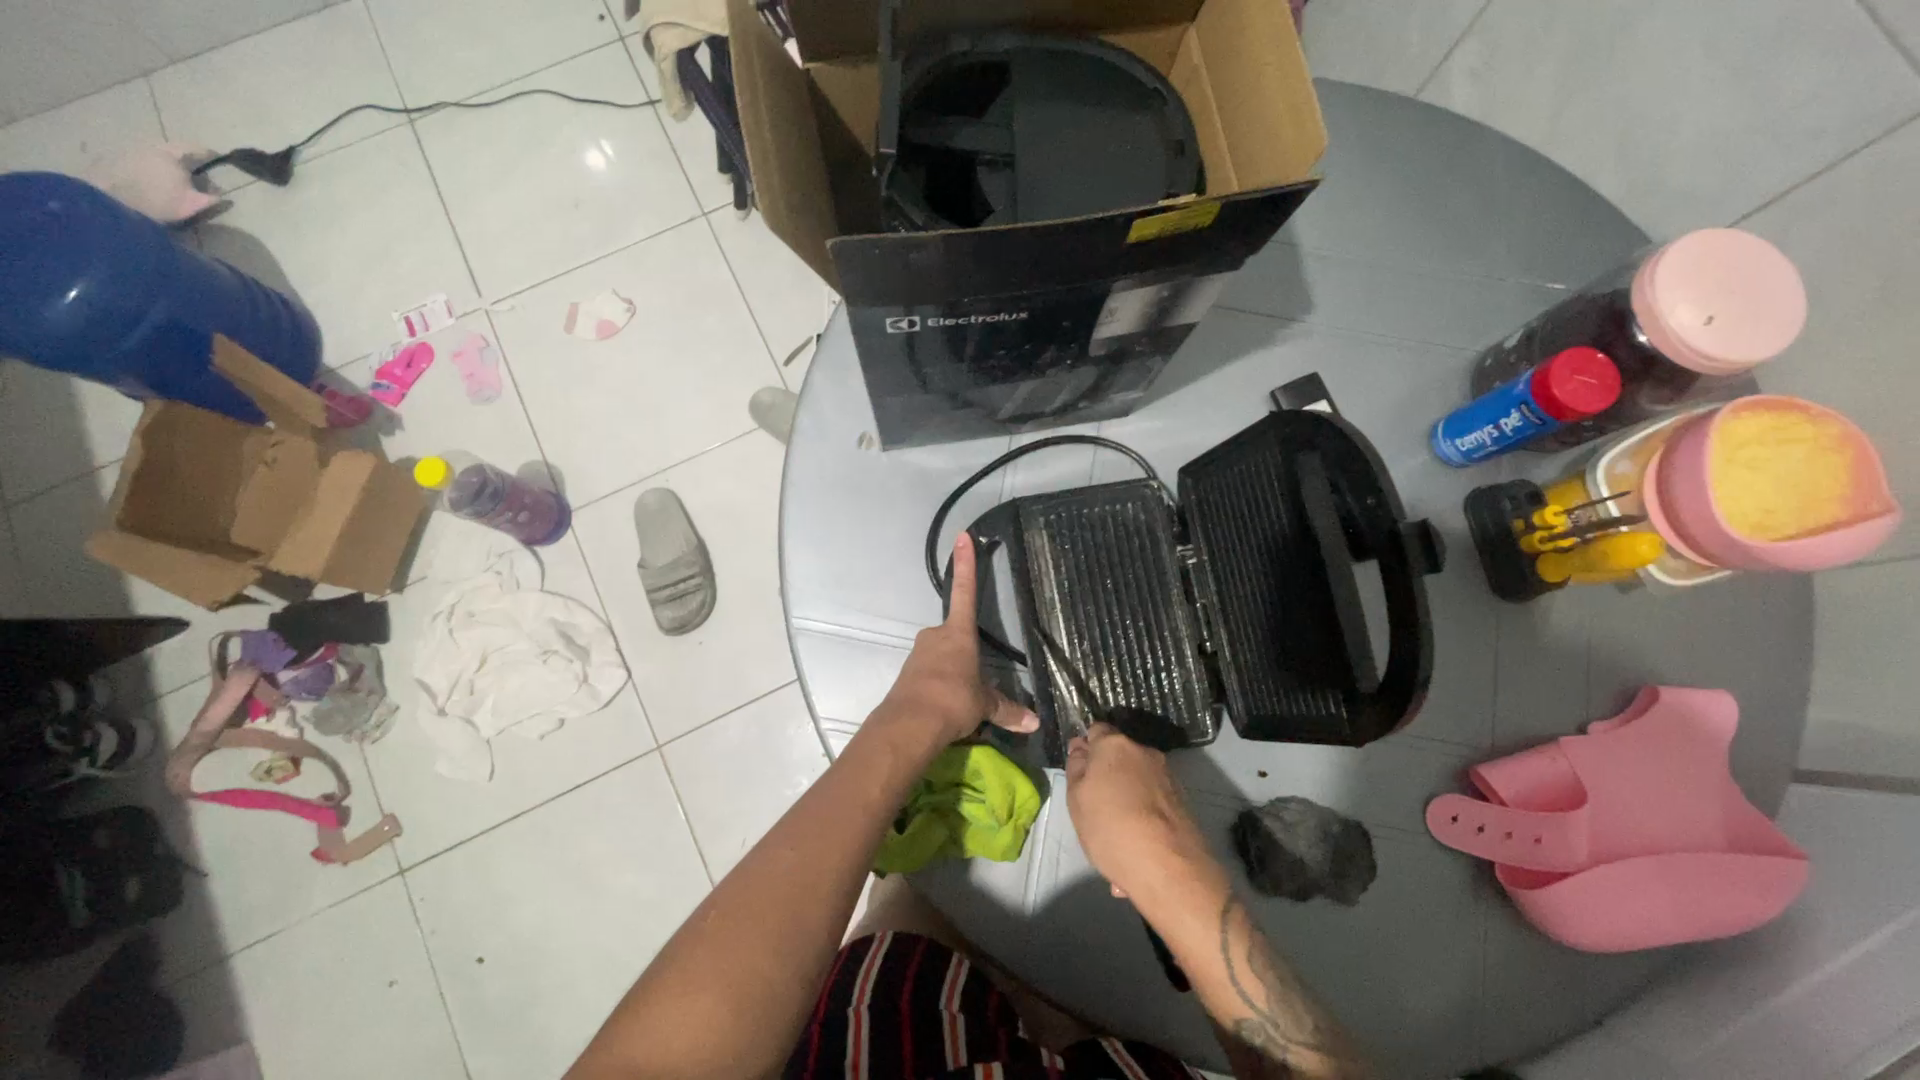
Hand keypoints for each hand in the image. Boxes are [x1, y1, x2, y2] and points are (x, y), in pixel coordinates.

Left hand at [875, 533, 1038, 745]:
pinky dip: (938, 689)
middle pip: (954, 636)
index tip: (962, 537)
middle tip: (975, 682)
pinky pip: (929, 676)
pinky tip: (945, 709)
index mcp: (958, 634)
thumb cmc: (952, 701)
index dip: (965, 565)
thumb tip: (1035, 723)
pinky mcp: (907, 675)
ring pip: (940, 658)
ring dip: (951, 674)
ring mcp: (918, 655)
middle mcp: (935, 637)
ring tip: (961, 701)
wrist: (909, 724)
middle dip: (965, 655)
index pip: (965, 592)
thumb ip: (1006, 710)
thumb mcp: (984, 706)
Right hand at [1065, 723, 1211, 899]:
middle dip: (1108, 774)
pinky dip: (1144, 814)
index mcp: (1115, 745)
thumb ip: (1077, 768)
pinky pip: (1152, 801)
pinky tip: (1136, 844)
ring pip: (1137, 781)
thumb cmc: (1110, 827)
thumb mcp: (1076, 798)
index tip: (1079, 772)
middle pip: (1120, 756)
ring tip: (1117, 833)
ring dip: (1127, 797)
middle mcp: (1145, 752)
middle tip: (1095, 807)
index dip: (1086, 748)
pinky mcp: (1182, 800)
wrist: (1168, 866)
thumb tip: (1080, 748)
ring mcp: (1167, 776)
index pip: (1097, 730)